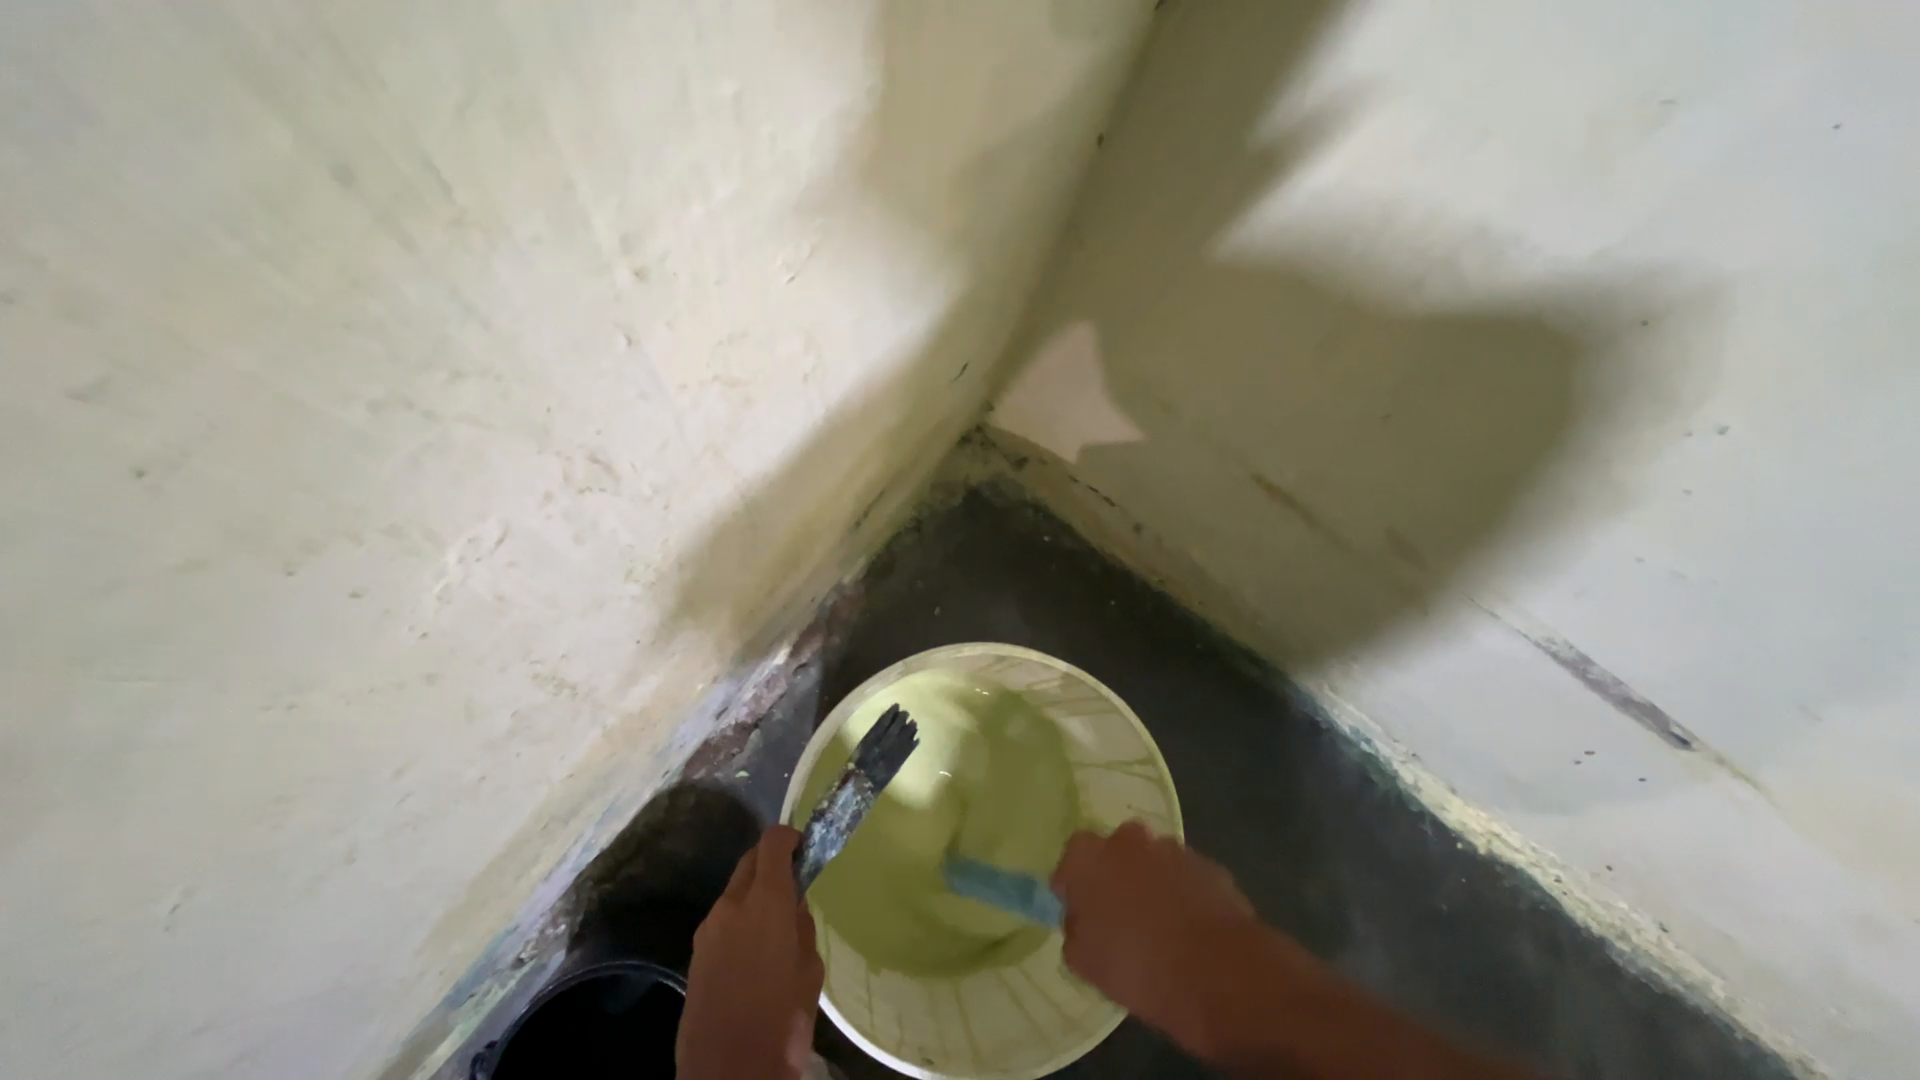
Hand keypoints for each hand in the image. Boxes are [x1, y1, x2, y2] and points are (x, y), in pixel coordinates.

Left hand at [677, 825, 824, 1078]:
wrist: (727, 1072)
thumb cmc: (781, 1019)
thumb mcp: (810, 969)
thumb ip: (801, 927)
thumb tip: (794, 907)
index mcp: (765, 901)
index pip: (772, 843)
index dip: (790, 836)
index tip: (805, 846)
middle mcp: (730, 905)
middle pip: (749, 862)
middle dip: (770, 861)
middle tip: (793, 879)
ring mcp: (707, 929)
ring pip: (733, 892)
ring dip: (753, 893)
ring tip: (775, 923)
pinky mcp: (695, 954)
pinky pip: (722, 921)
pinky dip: (739, 920)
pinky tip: (753, 951)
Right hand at [1051, 822, 1301, 1054]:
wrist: (1219, 973)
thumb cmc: (1138, 966)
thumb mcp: (1084, 962)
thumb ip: (1075, 929)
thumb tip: (1081, 919)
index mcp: (1088, 857)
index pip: (1070, 860)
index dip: (1073, 886)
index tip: (1079, 912)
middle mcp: (1128, 840)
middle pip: (1114, 851)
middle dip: (1114, 875)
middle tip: (1118, 915)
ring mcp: (1173, 849)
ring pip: (1152, 861)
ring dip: (1151, 882)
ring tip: (1158, 925)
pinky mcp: (1210, 866)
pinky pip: (1185, 877)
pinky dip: (1183, 893)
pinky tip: (1189, 928)